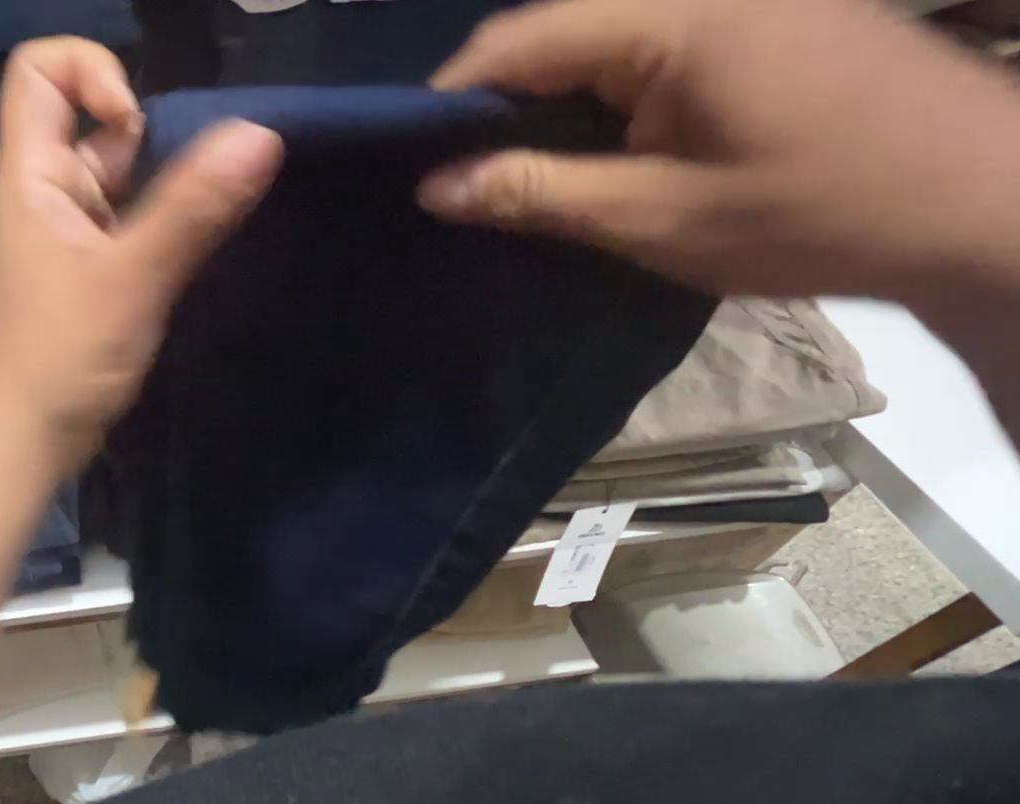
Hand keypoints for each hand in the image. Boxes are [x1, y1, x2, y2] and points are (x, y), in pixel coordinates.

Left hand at [0, 37, 282, 470]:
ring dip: (166, 190)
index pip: (38, 72)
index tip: (138, 124)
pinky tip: (194, 254)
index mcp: (31, 179)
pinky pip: (127, 227)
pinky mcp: (87, 277)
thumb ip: (190, 210)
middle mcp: (45, 198)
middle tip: (197, 188)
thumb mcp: (130, 281)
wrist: (29, 440)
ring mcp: (66, 239)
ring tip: (207, 222)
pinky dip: (162, 228)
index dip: (90, 70)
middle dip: (152, 139)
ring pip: (119, 181)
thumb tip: (258, 135)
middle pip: (92, 123)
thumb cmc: (62, 359)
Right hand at [416, 0, 1019, 304]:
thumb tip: (432, 186)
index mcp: (678, 19)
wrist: (981, 206)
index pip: (524, 38)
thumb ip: (535, 192)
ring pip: (596, 40)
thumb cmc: (812, 215)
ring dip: (539, 101)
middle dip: (491, 98)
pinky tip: (570, 149)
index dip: (453, 94)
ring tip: (494, 167)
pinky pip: (644, 49)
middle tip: (446, 172)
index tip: (406, 156)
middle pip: (557, 29)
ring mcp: (737, 4)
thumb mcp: (652, 216)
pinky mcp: (759, 26)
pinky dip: (591, 98)